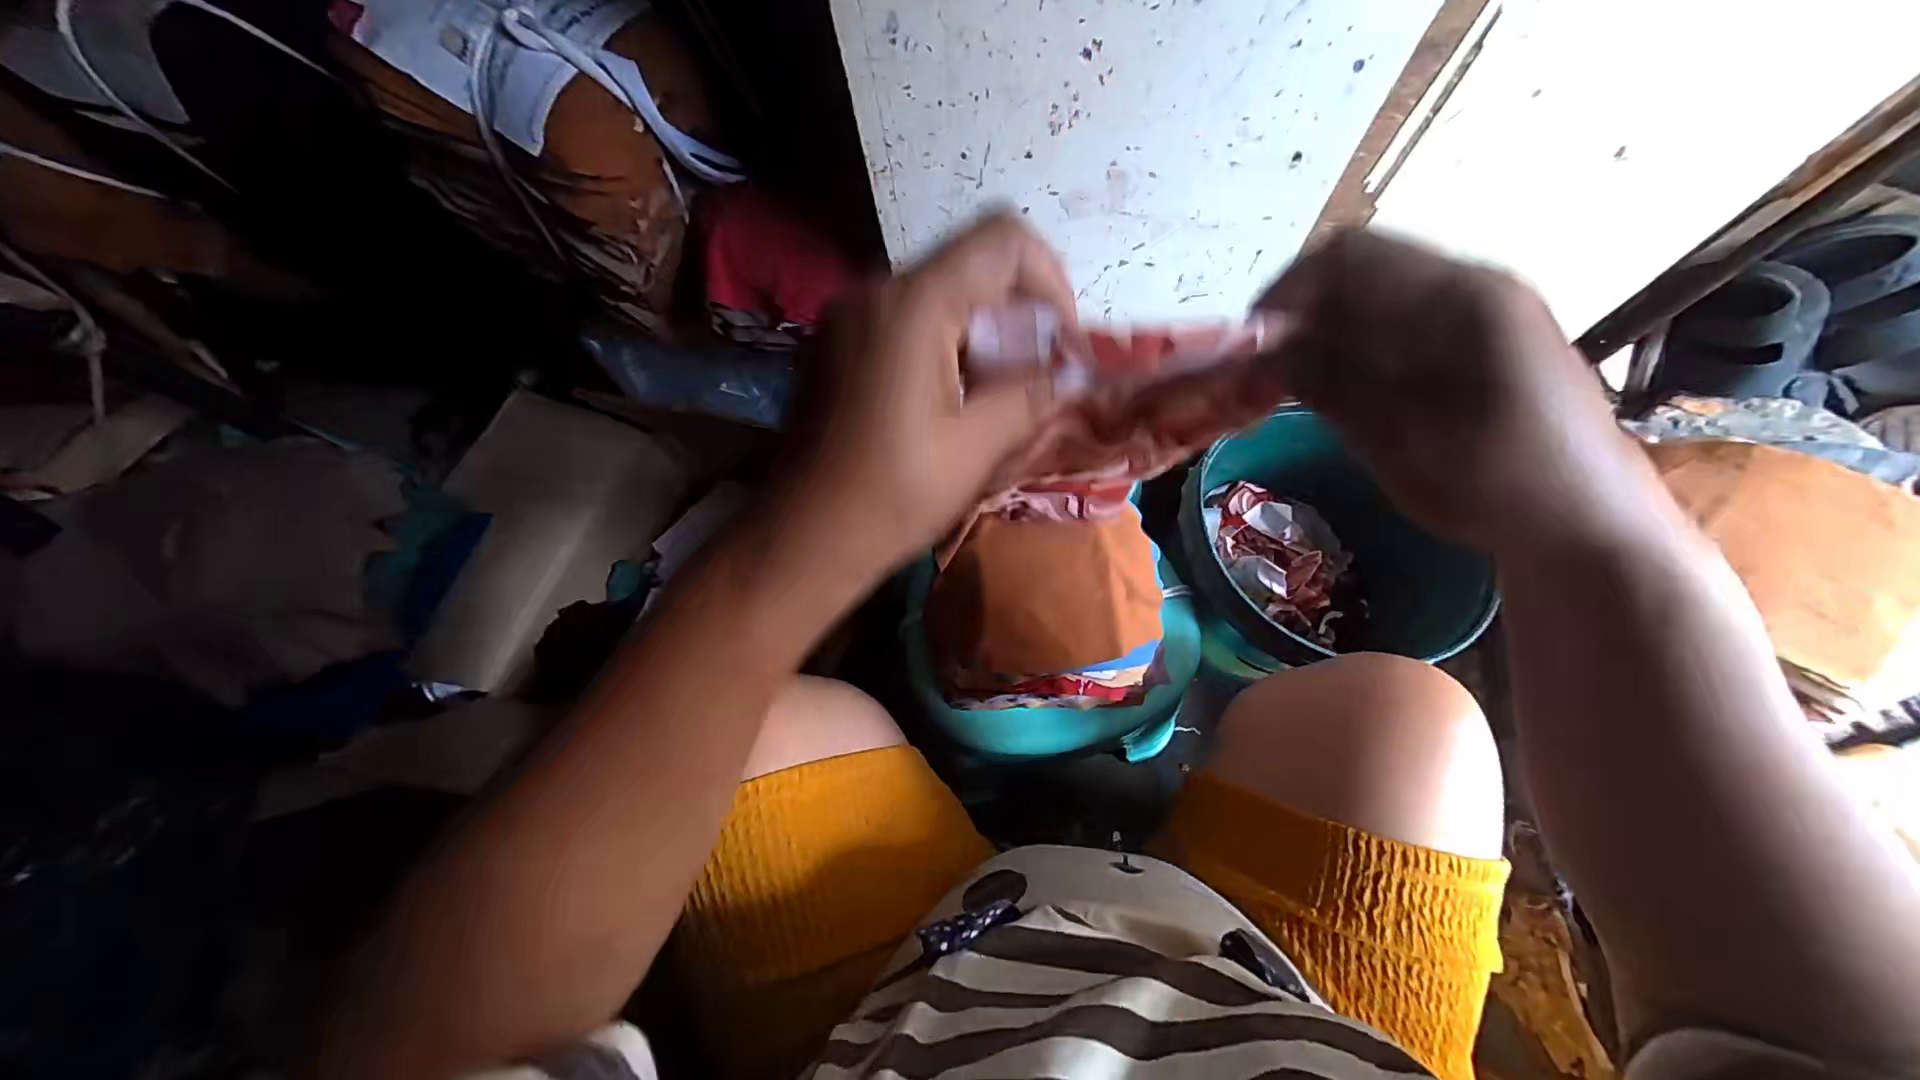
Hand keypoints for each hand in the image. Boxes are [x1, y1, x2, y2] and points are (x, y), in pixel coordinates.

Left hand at [779, 214, 1077, 569]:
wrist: (803, 537)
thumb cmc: (890, 497)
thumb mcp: (975, 447)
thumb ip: (1034, 394)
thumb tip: (1079, 373)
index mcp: (912, 305)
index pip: (1003, 241)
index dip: (1051, 282)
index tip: (1061, 345)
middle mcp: (875, 291)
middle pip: (972, 266)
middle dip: (1019, 317)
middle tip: (1038, 379)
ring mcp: (850, 315)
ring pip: (942, 294)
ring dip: (986, 335)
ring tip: (999, 397)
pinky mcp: (838, 342)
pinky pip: (909, 321)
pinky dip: (948, 345)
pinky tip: (956, 400)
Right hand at [1255, 229, 1660, 552]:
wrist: (1583, 522)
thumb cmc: (1492, 485)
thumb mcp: (1394, 439)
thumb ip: (1327, 382)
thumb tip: (1258, 351)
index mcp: (1460, 299)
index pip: (1347, 259)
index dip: (1284, 295)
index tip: (1247, 347)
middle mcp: (1472, 286)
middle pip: (1358, 269)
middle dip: (1298, 313)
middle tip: (1261, 368)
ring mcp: (1481, 307)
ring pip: (1373, 295)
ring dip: (1321, 329)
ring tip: (1290, 381)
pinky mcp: (1480, 335)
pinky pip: (1397, 319)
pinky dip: (1352, 343)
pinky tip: (1338, 384)